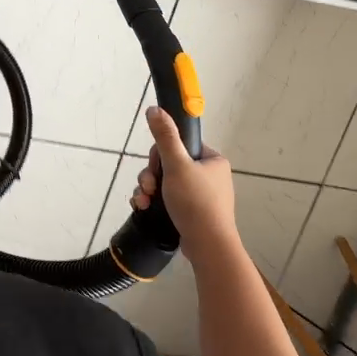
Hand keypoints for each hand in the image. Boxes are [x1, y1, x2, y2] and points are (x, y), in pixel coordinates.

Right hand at [130, 105, 239, 265]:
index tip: (156, 164)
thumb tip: (154, 108)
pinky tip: (144, 207)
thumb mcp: (177, 165)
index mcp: (212, 161)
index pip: (181, 145)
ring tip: (144, 200)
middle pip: (168, 164)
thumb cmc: (196, 202)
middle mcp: (209, 176)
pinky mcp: (192, 212)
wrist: (208, 246)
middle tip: (147, 186)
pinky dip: (153, 201)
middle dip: (151, 175)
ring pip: (164, 182)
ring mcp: (201, 195)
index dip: (162, 153)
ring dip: (148, 189)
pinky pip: (167, 198)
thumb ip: (164, 136)